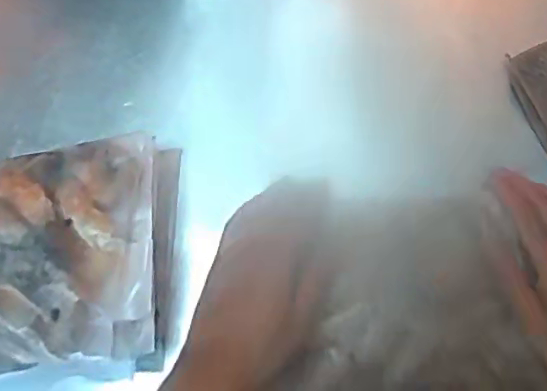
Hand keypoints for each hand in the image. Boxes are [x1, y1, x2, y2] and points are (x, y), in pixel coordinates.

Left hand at [165, 178, 331, 390]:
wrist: (214, 362)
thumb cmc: (262, 343)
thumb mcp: (300, 318)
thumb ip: (317, 277)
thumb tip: (332, 247)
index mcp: (279, 254)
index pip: (301, 214)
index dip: (316, 199)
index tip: (329, 189)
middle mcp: (255, 241)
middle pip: (279, 203)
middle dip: (300, 191)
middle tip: (316, 184)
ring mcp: (235, 244)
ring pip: (259, 205)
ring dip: (277, 192)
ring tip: (292, 185)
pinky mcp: (221, 253)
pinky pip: (239, 216)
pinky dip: (253, 203)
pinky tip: (257, 201)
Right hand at [483, 170, 546, 390]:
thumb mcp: (529, 318)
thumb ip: (507, 270)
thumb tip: (487, 226)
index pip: (525, 212)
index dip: (507, 190)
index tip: (489, 175)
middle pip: (544, 204)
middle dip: (521, 185)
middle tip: (499, 172)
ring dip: (540, 189)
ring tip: (522, 180)